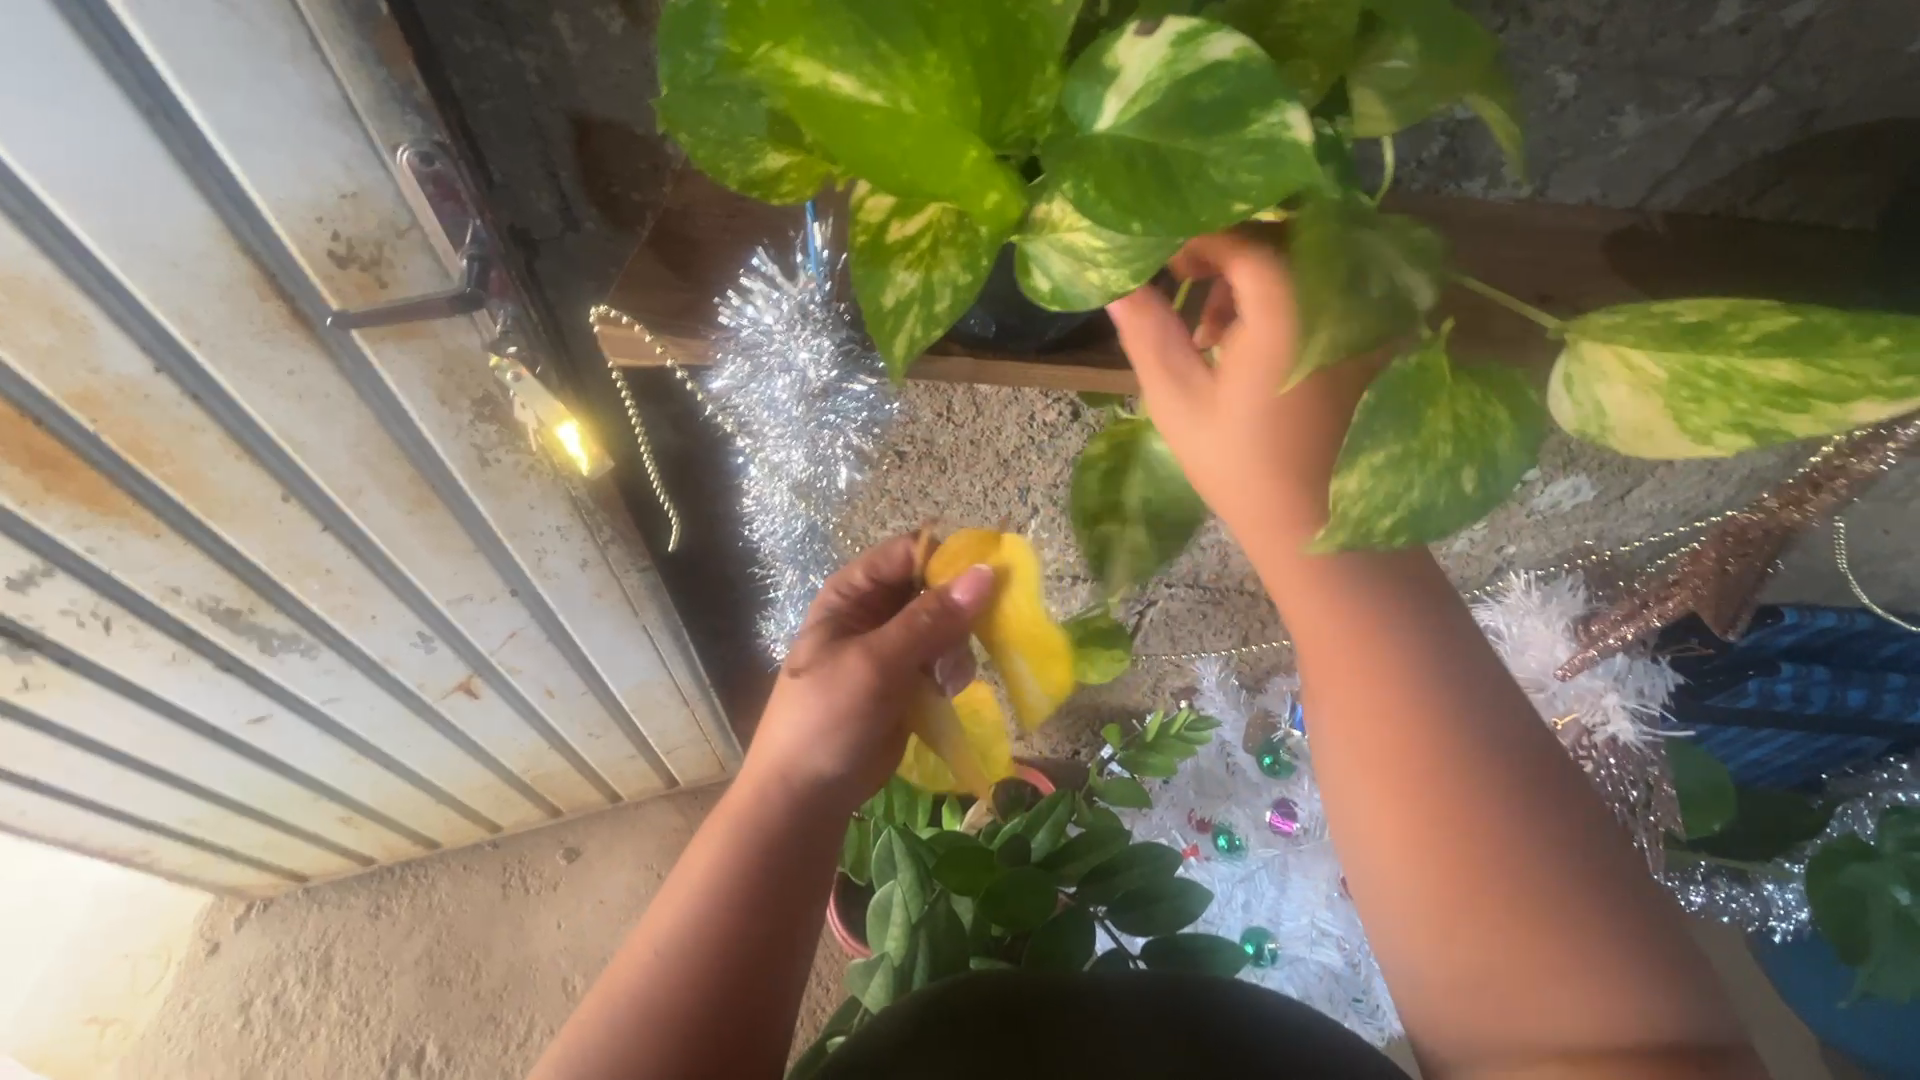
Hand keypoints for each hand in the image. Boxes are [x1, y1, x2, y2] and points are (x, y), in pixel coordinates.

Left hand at [740, 535, 994, 814]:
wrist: (807, 793)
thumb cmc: (827, 717)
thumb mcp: (876, 663)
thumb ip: (930, 619)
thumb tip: (987, 573)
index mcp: (853, 592)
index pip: (910, 552)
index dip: (949, 561)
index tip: (987, 584)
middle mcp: (875, 611)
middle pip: (935, 587)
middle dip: (958, 611)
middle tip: (962, 643)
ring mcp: (894, 646)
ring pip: (948, 625)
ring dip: (955, 648)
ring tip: (944, 681)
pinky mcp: (910, 679)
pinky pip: (946, 659)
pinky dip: (953, 672)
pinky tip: (944, 694)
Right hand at [1106, 231, 1377, 549]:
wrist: (1308, 519)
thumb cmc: (1235, 463)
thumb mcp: (1176, 397)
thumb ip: (1147, 330)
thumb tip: (1115, 281)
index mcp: (1289, 307)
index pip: (1243, 238)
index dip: (1197, 239)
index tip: (1161, 260)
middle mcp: (1338, 297)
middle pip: (1281, 236)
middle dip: (1225, 251)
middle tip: (1184, 285)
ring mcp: (1363, 316)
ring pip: (1304, 258)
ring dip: (1252, 277)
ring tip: (1208, 330)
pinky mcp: (1369, 337)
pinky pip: (1326, 286)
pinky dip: (1283, 298)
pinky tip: (1247, 342)